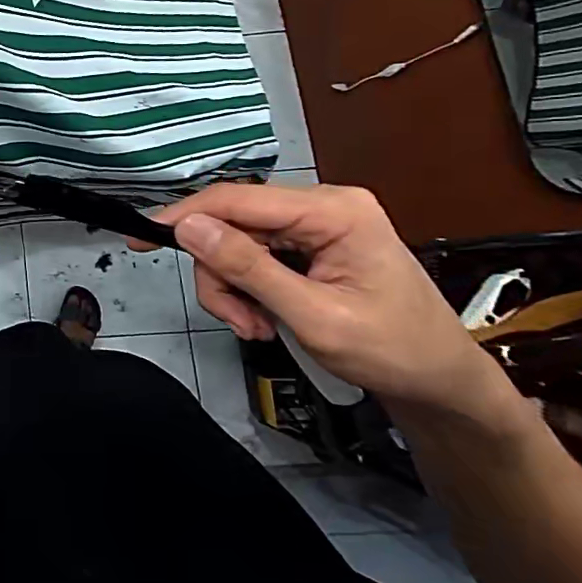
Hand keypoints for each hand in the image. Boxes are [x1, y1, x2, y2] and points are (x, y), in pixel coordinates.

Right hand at [149, 184, 511, 418]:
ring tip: (258, 327)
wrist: (441, 382)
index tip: (140, 237)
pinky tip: (267, 318)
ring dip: (234, 289)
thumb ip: (248, 268)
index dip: (184, 216)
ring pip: (239, 244)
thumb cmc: (394, 352)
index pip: (237, 200)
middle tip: (237, 321)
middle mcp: (323, 205)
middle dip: (222, 275)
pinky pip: (257, 256)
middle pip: (234, 225)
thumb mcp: (313, 316)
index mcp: (333, 211)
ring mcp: (318, 223)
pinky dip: (249, 290)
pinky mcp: (312, 243)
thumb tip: (189, 226)